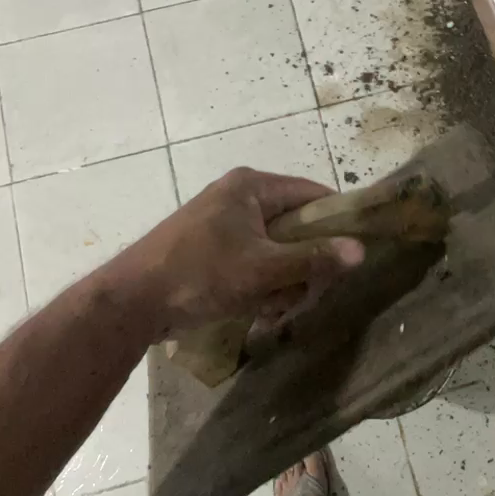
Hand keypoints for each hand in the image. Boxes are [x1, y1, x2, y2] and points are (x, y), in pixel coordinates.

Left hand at [127, 168, 365, 333]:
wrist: (133, 301)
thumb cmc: (201, 275)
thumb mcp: (263, 269)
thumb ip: (314, 259)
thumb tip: (361, 251)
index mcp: (252, 186)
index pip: (313, 194)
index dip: (337, 222)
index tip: (353, 253)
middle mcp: (240, 196)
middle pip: (297, 225)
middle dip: (305, 263)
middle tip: (306, 293)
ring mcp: (225, 222)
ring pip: (278, 248)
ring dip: (284, 280)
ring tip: (275, 306)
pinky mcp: (214, 248)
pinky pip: (256, 261)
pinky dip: (262, 284)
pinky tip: (258, 309)